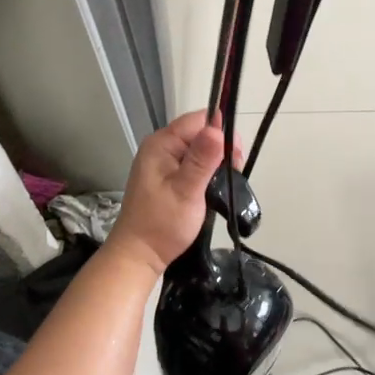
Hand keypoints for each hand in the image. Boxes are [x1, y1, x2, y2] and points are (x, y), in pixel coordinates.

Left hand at [103, 112, 234, 275]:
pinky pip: (192, 163)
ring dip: (215, 161)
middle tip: (233, 171)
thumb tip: (216, 127)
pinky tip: (214, 186)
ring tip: (226, 181)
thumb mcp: (187, 191)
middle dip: (220, 147)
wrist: (139, 255)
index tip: (235, 155)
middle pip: (199, 132)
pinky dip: (206, 171)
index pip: (197, 120)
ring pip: (198, 148)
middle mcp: (160, 147)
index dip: (220, 130)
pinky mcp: (167, 176)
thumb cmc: (162, 224)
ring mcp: (162, 162)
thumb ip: (202, 159)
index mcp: (161, 144)